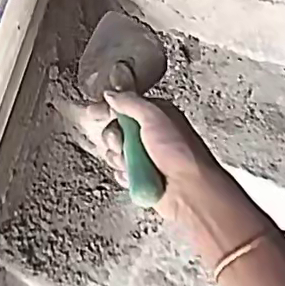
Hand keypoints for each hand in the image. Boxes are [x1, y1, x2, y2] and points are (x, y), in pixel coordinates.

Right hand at [77, 91, 229, 198]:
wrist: (189, 191)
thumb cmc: (181, 154)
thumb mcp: (154, 117)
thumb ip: (131, 102)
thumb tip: (112, 94)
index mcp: (157, 116)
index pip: (124, 106)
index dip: (108, 109)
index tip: (95, 112)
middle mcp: (151, 135)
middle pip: (115, 130)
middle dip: (114, 138)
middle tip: (122, 144)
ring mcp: (146, 157)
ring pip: (115, 152)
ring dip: (118, 158)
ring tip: (132, 163)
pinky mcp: (142, 176)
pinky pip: (120, 172)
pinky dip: (123, 174)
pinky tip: (133, 176)